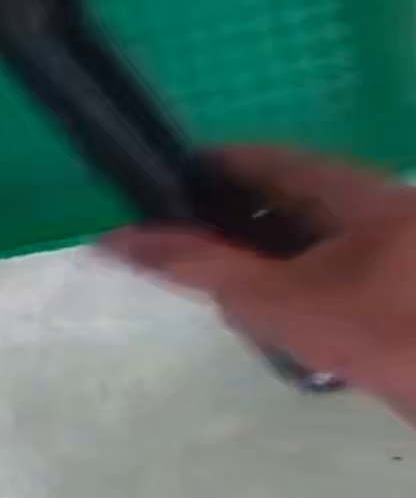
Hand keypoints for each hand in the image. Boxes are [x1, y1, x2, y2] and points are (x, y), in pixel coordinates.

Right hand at [104, 146, 415, 420]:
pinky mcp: (407, 282)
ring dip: (257, 251)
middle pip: (290, 198)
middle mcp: (395, 211)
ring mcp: (405, 248)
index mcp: (369, 199)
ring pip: (309, 233)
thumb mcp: (266, 297)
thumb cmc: (380, 335)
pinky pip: (335, 261)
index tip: (156, 181)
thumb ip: (187, 261)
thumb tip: (112, 238)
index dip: (210, 166)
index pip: (273, 162)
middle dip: (227, 218)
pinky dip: (290, 273)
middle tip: (174, 243)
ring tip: (218, 284)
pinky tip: (271, 307)